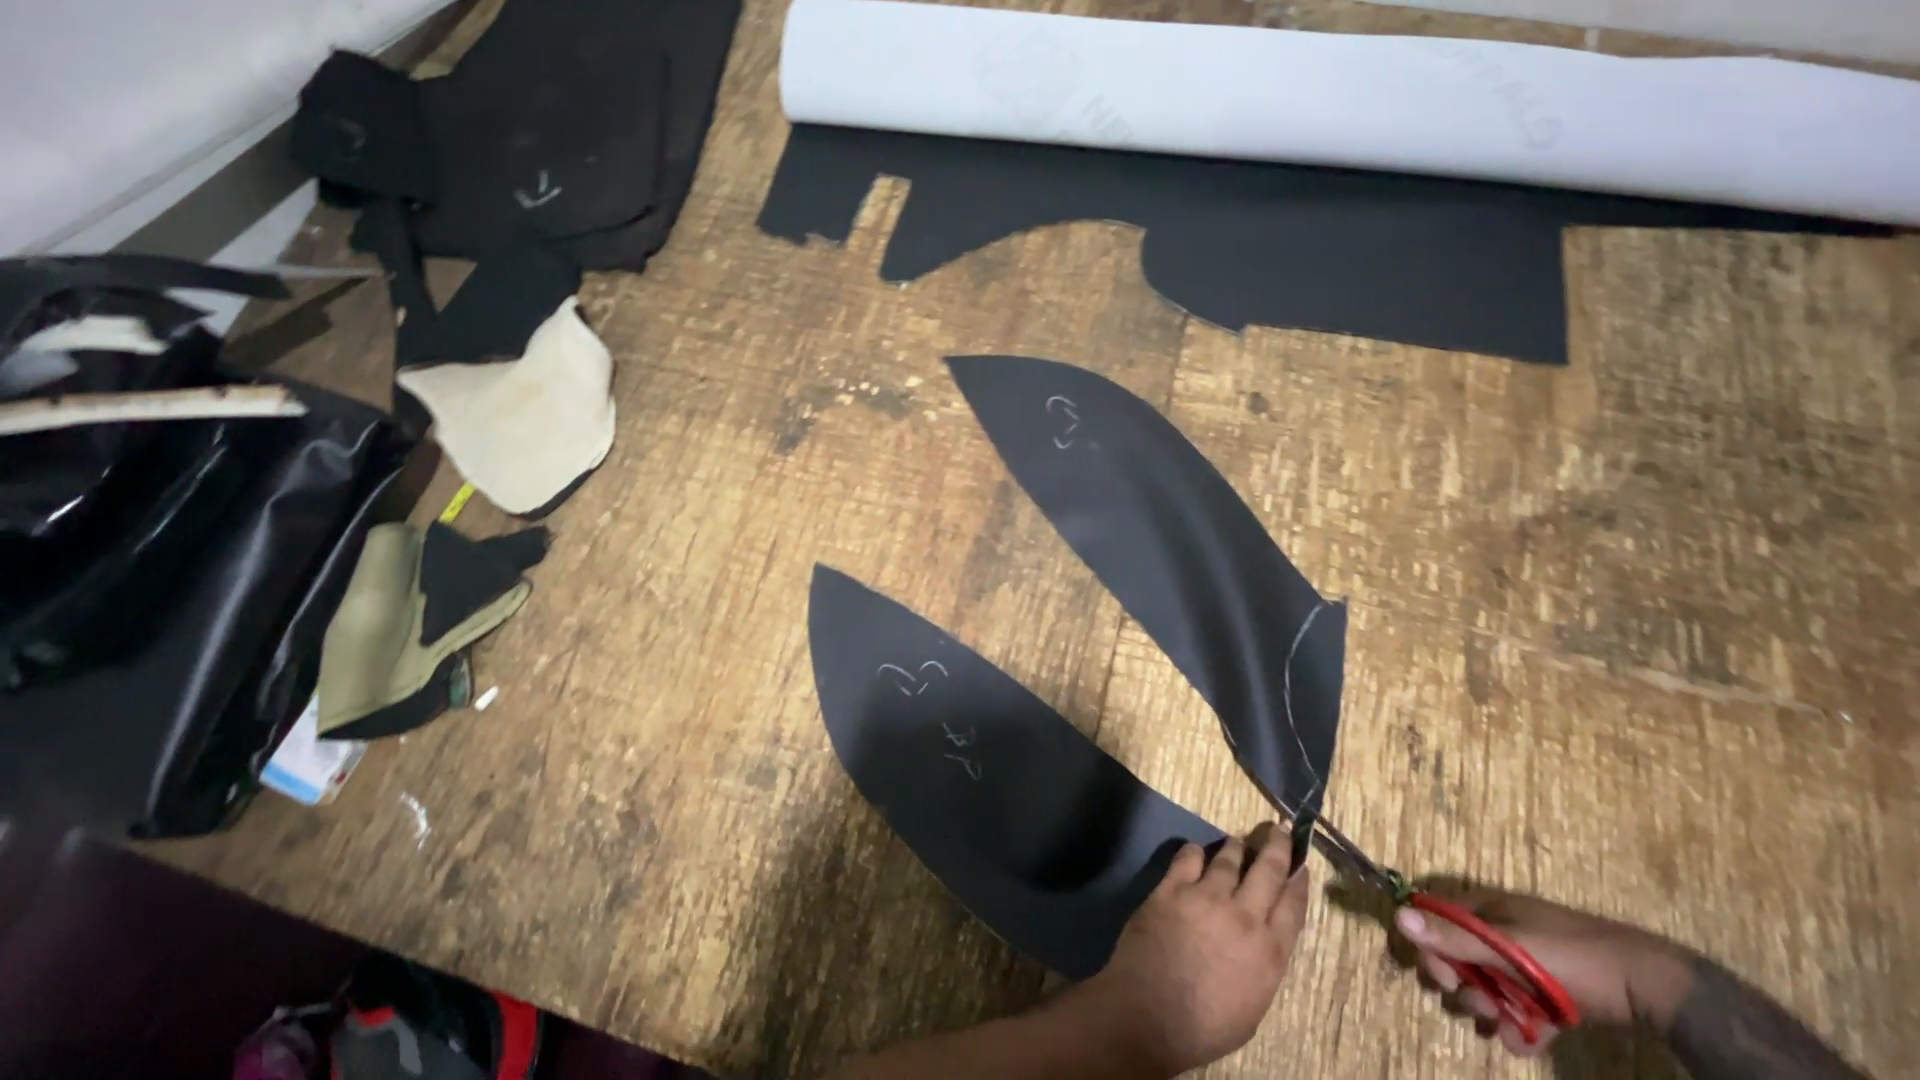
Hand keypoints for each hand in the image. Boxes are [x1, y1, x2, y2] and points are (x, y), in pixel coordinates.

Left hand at [1074, 823, 1311, 1075]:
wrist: (1149, 1016)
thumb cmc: (1204, 1027)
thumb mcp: (1253, 1007)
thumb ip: (1263, 966)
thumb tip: (1263, 941)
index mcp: (1269, 951)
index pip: (1293, 905)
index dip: (1299, 881)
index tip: (1303, 865)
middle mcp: (1243, 916)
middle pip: (1268, 871)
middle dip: (1277, 847)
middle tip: (1279, 829)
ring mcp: (1205, 898)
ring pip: (1228, 860)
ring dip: (1236, 848)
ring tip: (1238, 842)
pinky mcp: (1170, 890)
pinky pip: (1187, 859)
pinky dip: (1195, 852)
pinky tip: (1196, 851)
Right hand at [1393, 882, 1693, 1056]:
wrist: (1650, 988)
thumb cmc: (1574, 957)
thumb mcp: (1510, 948)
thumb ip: (1455, 938)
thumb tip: (1397, 916)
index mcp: (1487, 911)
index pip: (1434, 922)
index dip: (1431, 951)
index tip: (1445, 977)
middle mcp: (1499, 933)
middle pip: (1457, 961)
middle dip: (1463, 990)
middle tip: (1483, 1006)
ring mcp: (1525, 966)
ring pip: (1486, 990)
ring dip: (1489, 1012)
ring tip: (1510, 1025)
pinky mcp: (1547, 996)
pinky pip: (1517, 1012)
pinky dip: (1518, 1028)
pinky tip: (1531, 1040)